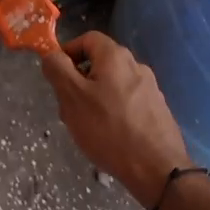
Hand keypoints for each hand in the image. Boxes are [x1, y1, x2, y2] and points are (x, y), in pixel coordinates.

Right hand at [40, 32, 191, 204]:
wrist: (157, 170)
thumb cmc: (108, 129)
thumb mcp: (72, 96)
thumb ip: (57, 69)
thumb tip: (51, 54)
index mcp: (115, 57)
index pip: (86, 39)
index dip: (67, 52)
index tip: (57, 77)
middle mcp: (136, 66)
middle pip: (99, 63)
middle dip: (78, 81)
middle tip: (68, 107)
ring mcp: (150, 89)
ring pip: (111, 85)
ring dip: (94, 99)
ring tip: (86, 126)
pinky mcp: (157, 110)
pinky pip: (126, 102)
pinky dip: (113, 112)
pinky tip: (108, 136)